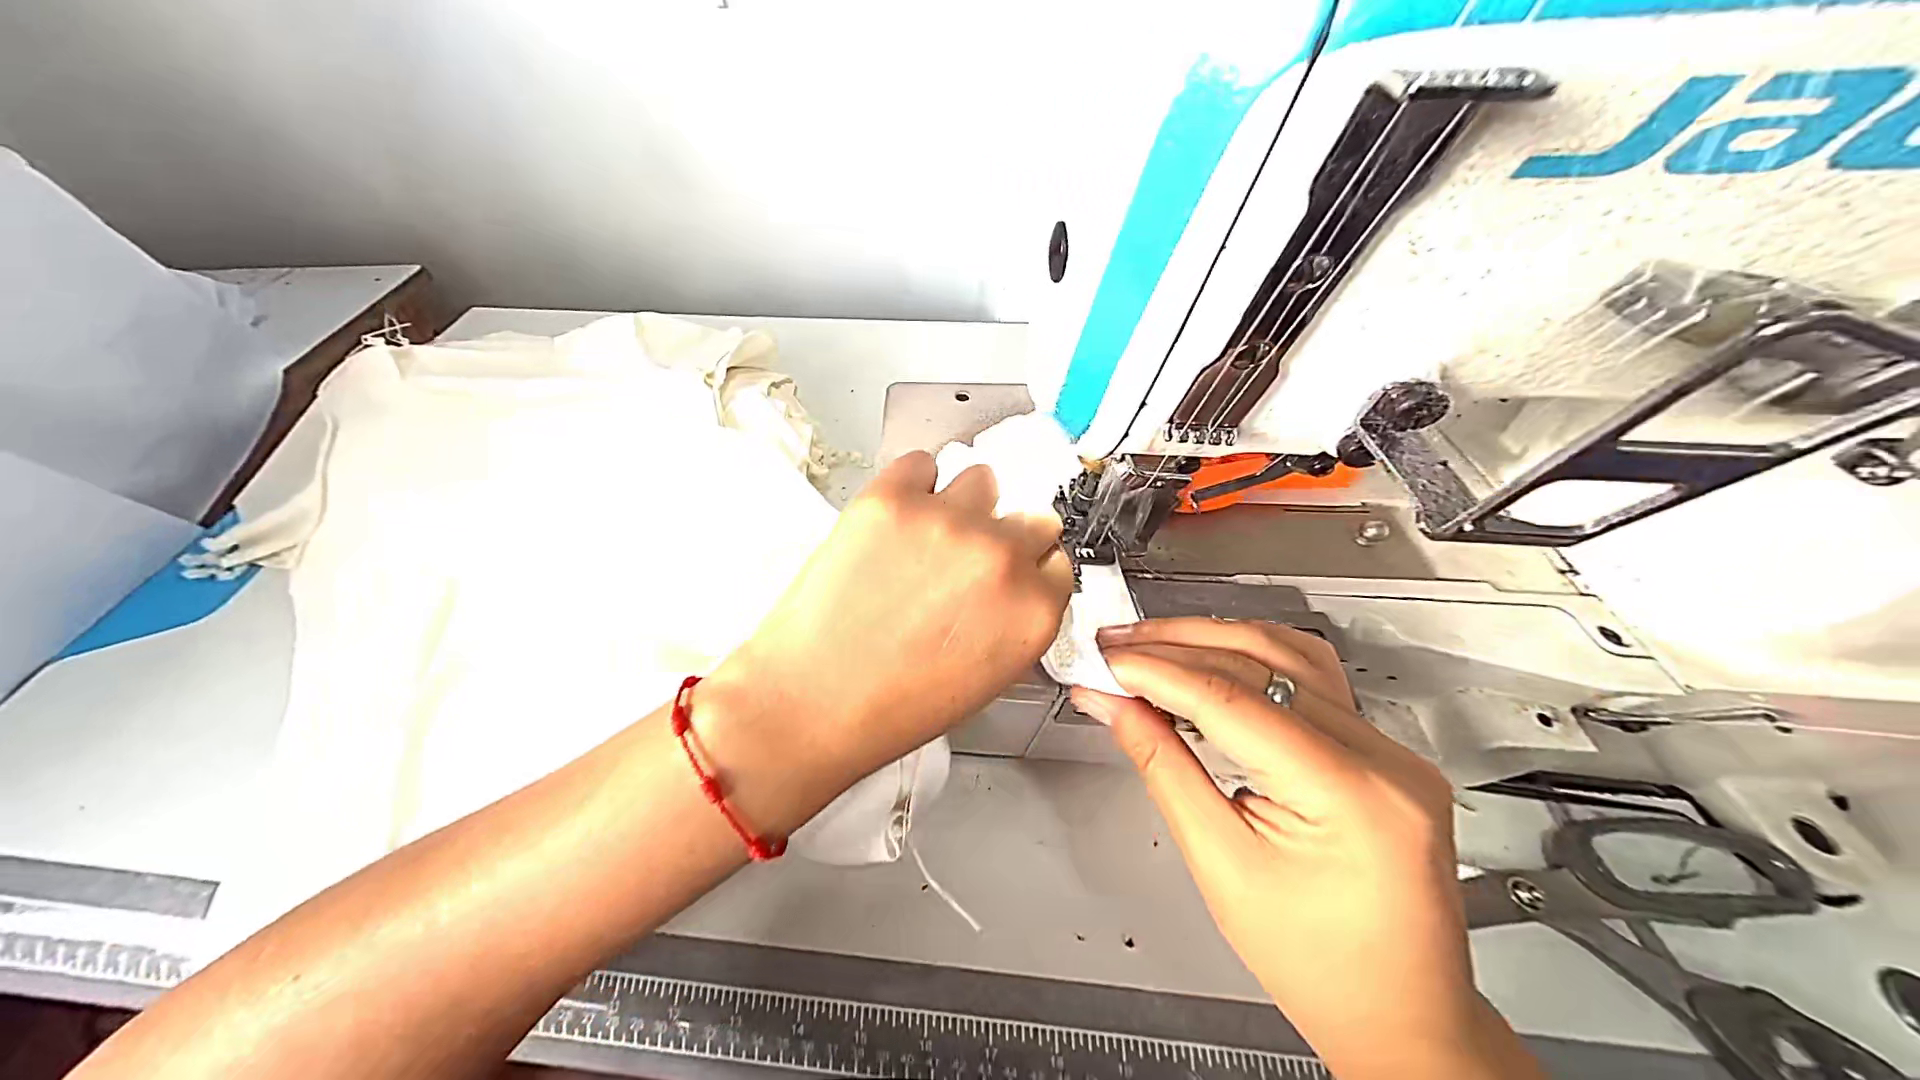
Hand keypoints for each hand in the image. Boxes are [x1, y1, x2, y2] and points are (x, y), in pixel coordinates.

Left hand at [701, 452, 1072, 825]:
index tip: (1008, 568)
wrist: (809, 701)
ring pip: (980, 481)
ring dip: (961, 505)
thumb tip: (1015, 579)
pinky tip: (895, 522)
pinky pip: (921, 465)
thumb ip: (1015, 617)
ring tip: (925, 538)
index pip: (1056, 561)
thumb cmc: (888, 705)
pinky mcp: (892, 499)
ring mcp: (948, 522)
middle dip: (1001, 537)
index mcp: (1032, 611)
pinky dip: (912, 486)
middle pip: (1029, 518)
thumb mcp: (986, 676)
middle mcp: (1000, 558)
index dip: (1027, 566)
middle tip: (963, 558)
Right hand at [1072, 618, 1540, 1079]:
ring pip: (1287, 654)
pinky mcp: (1380, 747)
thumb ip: (1162, 766)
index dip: (1158, 671)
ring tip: (1152, 642)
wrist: (1397, 1013)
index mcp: (1352, 794)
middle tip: (1115, 646)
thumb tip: (1115, 705)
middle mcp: (1384, 758)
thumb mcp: (1220, 863)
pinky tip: (1212, 655)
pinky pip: (1310, 677)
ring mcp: (1390, 748)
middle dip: (1175, 647)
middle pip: (1260, 663)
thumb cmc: (1319, 965)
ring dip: (1211, 640)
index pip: (1231, 699)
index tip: (1108, 662)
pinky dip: (1249, 657)